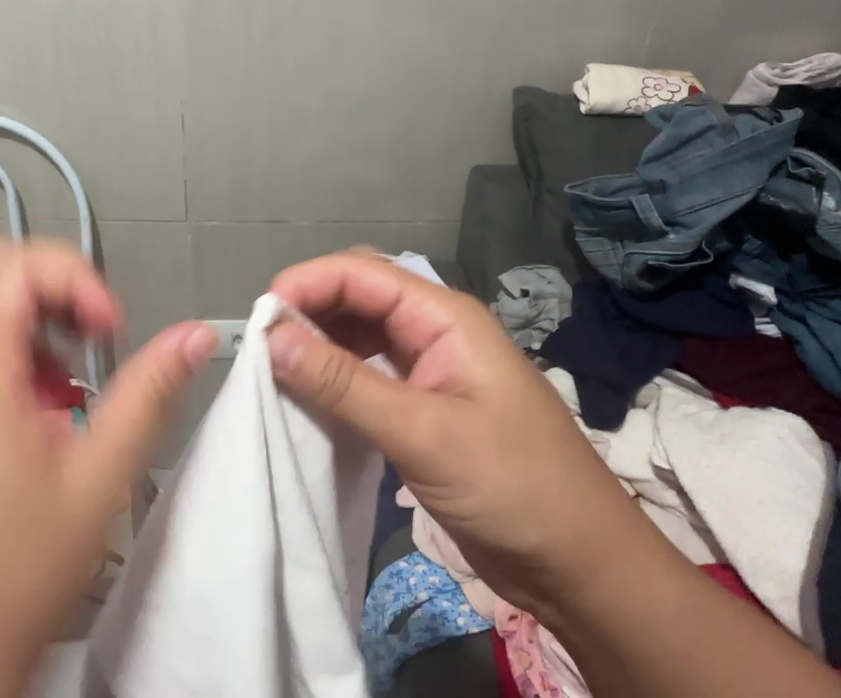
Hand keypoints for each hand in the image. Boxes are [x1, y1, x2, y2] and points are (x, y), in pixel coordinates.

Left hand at [0, 239, 216, 697]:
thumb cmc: (28, 558)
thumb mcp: (103, 472)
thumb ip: (151, 392)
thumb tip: (195, 335)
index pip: (16, 266)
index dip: (75, 278)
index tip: (113, 326)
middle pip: (0, 270)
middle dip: (62, 285)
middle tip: (103, 331)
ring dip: (49, 317)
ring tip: (85, 372)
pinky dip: (34, 348)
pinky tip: (61, 400)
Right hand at [265, 251, 840, 697]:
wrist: (581, 567)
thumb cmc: (514, 488)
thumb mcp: (423, 433)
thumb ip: (343, 383)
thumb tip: (271, 337)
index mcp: (444, 317)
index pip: (360, 273)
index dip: (306, 284)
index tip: (259, 321)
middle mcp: (433, 331)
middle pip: (357, 296)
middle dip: (307, 310)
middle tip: (261, 347)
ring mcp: (428, 369)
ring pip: (358, 334)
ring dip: (316, 345)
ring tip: (274, 371)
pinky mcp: (422, 406)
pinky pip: (366, 374)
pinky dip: (332, 378)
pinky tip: (307, 397)